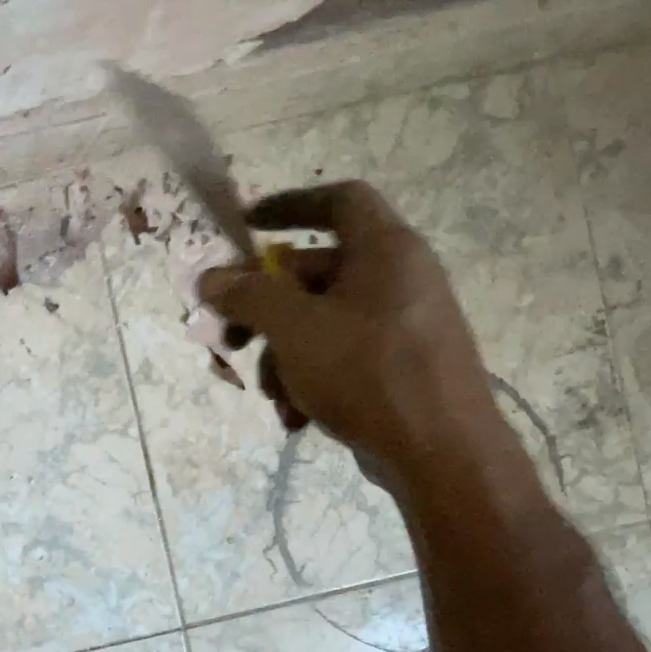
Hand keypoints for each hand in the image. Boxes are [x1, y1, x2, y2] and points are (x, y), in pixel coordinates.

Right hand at [201, 181, 510, 482]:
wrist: (440, 451)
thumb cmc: (367, 372)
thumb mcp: (294, 329)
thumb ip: (248, 297)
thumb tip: (210, 278)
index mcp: (385, 250)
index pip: (338, 201)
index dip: (288, 205)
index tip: (244, 226)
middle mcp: (397, 277)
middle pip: (313, 274)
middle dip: (264, 311)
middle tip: (233, 340)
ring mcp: (400, 323)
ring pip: (318, 323)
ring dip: (281, 357)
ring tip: (274, 395)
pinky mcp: (397, 365)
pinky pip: (338, 356)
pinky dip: (308, 380)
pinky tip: (297, 416)